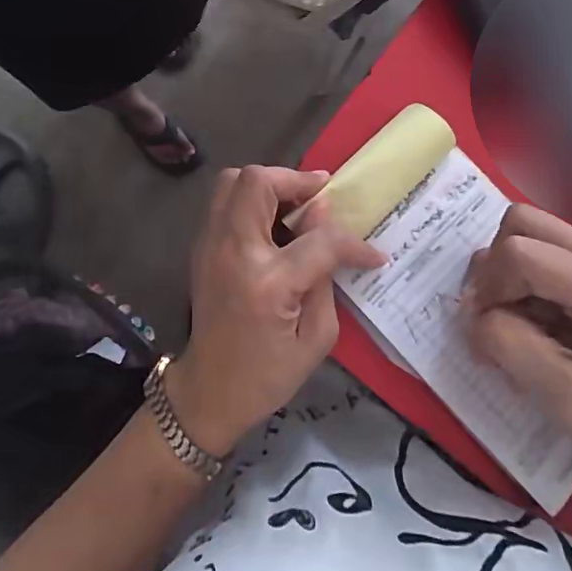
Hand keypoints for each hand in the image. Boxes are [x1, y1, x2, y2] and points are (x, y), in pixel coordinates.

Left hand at [169, 166, 385, 455]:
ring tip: (296, 206)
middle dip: (295, 180)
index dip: (351, 242)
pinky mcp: (201, 247)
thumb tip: (325, 218)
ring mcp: (209, 245)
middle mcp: (232, 251)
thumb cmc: (267, 375)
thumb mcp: (317, 337)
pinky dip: (251, 199)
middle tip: (320, 196)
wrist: (209, 390)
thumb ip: (325, 273)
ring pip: (233, 181)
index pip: (319, 239)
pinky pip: (224, 201)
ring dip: (269, 184)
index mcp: (268, 281)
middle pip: (257, 182)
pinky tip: (273, 224)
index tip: (371, 254)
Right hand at [462, 205, 571, 483]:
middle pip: (523, 223)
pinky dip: (518, 276)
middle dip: (495, 268)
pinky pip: (538, 247)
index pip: (523, 254)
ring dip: (505, 271)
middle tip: (496, 317)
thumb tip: (472, 312)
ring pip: (527, 229)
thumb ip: (510, 346)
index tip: (487, 331)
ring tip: (515, 319)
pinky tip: (530, 316)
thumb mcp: (563, 397)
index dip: (490, 287)